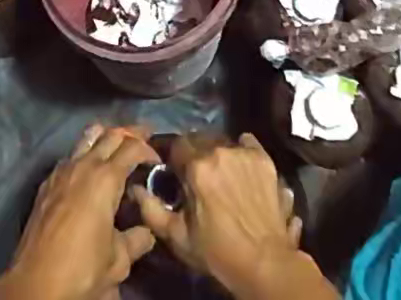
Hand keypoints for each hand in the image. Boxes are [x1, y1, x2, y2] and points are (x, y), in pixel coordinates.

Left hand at [0, 124, 158, 299]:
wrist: (33, 288)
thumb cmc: (81, 270)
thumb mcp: (119, 261)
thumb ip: (138, 240)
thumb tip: (147, 231)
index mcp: (106, 178)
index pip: (133, 147)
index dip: (149, 150)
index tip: (156, 162)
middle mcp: (85, 166)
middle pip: (111, 134)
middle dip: (131, 133)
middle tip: (145, 138)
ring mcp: (62, 171)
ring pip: (88, 137)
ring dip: (106, 136)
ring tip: (117, 146)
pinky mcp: (46, 183)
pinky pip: (71, 155)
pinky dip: (85, 153)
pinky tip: (88, 171)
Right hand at [137, 134, 324, 299]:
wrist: (264, 261)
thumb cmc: (217, 252)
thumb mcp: (178, 236)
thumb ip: (152, 210)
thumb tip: (137, 188)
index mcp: (196, 167)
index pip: (178, 144)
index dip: (175, 158)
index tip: (176, 171)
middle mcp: (220, 151)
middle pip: (201, 140)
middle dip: (196, 155)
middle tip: (199, 177)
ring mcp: (245, 152)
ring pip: (224, 143)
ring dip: (219, 155)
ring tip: (222, 177)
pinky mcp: (264, 157)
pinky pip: (248, 143)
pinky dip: (242, 151)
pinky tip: (242, 169)